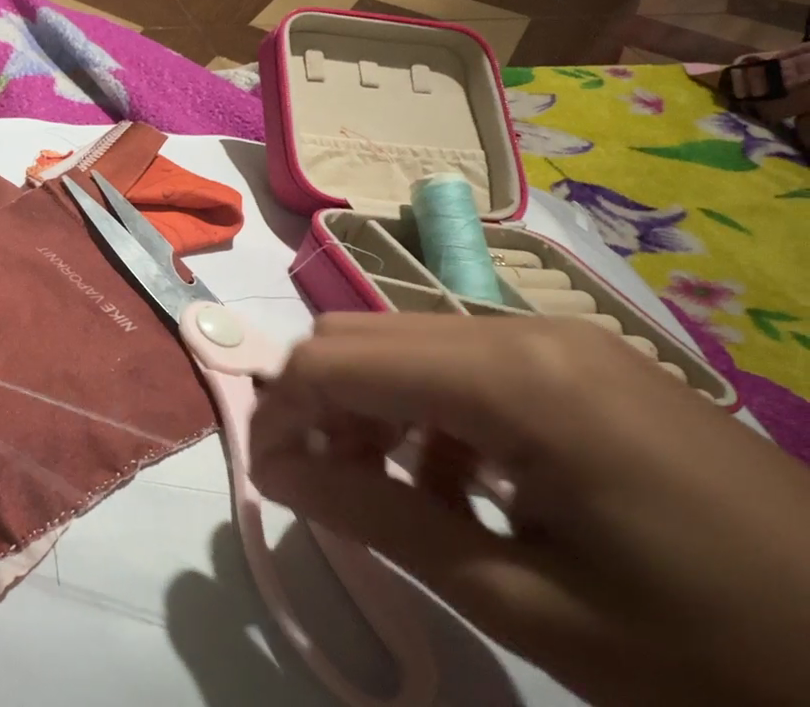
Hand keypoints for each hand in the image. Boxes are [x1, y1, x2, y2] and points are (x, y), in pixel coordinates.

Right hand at [250, 313, 809, 706]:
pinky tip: (461, 486)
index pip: (333, 363)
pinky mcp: (587, 365)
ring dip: (369, 409)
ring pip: (404, 344)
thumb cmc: (707, 646)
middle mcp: (526, 331)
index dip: (279, 418)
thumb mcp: (520, 599)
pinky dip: (426, 413)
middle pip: (359, 336)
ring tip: (389, 493)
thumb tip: (274, 473)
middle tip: (323, 487)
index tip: (270, 485)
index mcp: (513, 378)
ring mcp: (563, 343)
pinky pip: (463, 364)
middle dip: (317, 406)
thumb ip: (376, 519)